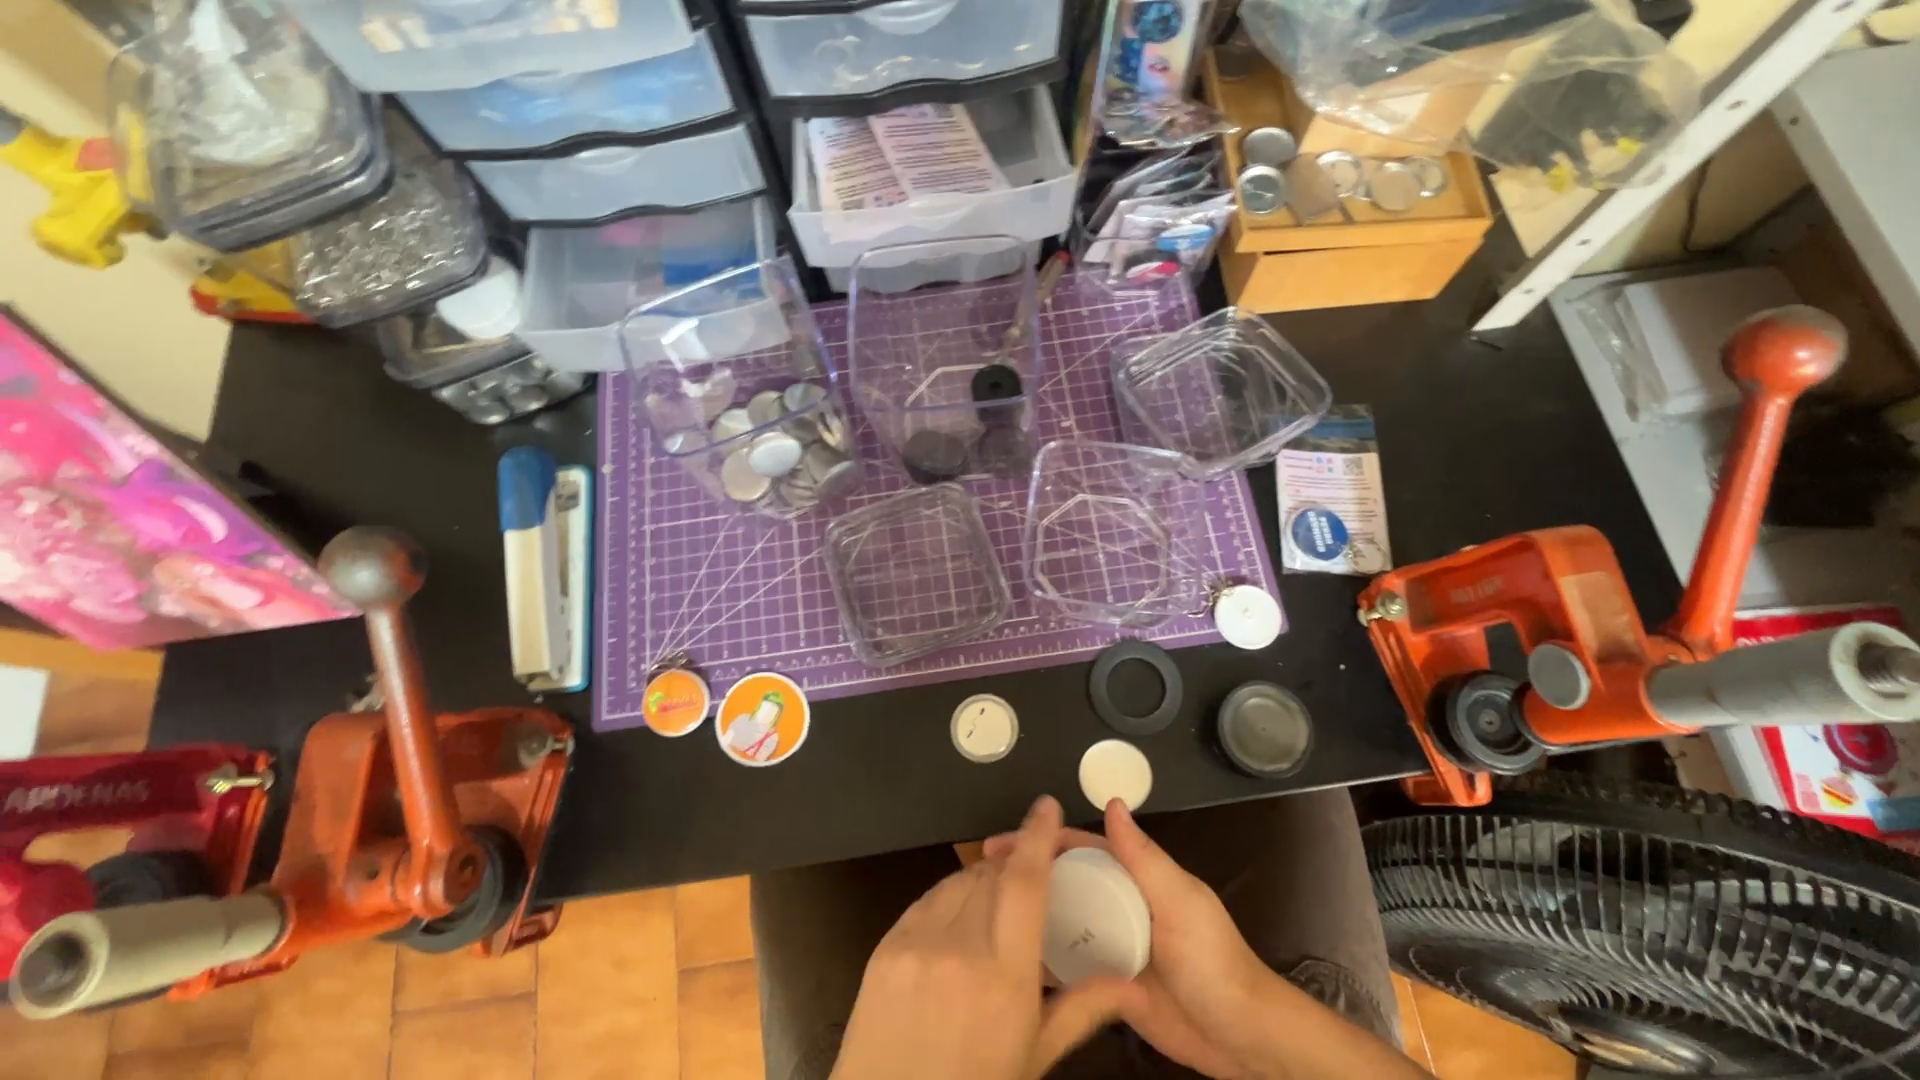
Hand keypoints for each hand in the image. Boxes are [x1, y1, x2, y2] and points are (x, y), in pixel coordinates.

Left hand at [832, 796, 1142, 1079]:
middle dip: (1012, 867)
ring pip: (956, 882)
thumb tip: (1133, 985)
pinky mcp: (885, 946)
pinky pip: (924, 901)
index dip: (1038, 836)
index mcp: (1004, 975)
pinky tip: (956, 923)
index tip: (1047, 806)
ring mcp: (916, 943)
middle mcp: (959, 947)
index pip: (1024, 883)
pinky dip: (947, 900)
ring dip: (980, 882)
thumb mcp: (1034, 1055)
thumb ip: (1083, 1010)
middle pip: (991, 875)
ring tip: (993, 909)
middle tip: (1028, 882)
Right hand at [984, 799, 1289, 1078]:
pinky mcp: (1106, 985)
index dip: (1042, 842)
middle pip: (1066, 883)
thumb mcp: (1179, 900)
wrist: (1238, 1036)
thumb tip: (1112, 799)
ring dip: (1028, 916)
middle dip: (1025, 877)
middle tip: (977, 882)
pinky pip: (1067, 967)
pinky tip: (1007, 962)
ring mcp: (1112, 946)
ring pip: (1062, 922)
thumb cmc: (1211, 960)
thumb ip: (1143, 856)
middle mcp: (1120, 906)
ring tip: (980, 919)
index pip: (1081, 849)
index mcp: (1137, 878)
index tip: (999, 843)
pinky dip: (1040, 960)